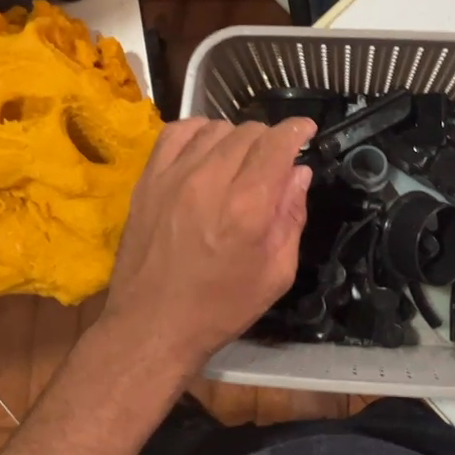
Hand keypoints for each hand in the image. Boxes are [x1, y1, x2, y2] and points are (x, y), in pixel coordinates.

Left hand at [102, 117, 315, 371]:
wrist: (151, 326)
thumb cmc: (220, 307)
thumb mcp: (276, 273)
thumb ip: (291, 216)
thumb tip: (298, 173)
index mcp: (247, 207)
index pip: (277, 143)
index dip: (297, 130)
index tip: (306, 131)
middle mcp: (210, 181)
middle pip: (249, 132)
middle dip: (270, 140)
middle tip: (273, 163)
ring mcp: (173, 176)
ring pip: (215, 128)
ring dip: (236, 138)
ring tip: (239, 161)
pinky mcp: (148, 179)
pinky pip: (176, 133)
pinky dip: (198, 132)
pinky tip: (205, 151)